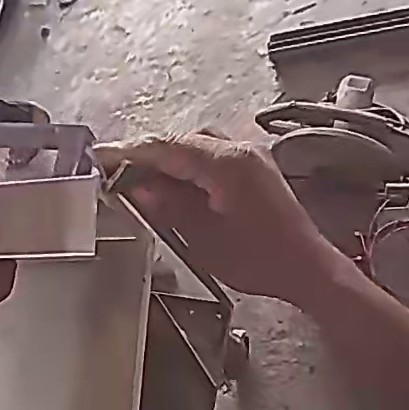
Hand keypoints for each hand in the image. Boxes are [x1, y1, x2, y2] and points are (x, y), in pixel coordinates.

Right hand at [93, 133, 351, 306]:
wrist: (308, 269)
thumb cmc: (259, 261)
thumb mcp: (205, 239)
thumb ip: (170, 206)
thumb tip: (138, 186)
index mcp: (226, 163)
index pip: (166, 147)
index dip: (130, 152)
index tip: (100, 158)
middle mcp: (240, 149)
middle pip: (182, 140)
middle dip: (147, 154)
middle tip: (115, 172)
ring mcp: (252, 156)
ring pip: (198, 145)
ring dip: (169, 159)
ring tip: (141, 180)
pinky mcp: (257, 169)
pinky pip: (215, 156)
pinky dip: (190, 165)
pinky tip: (176, 185)